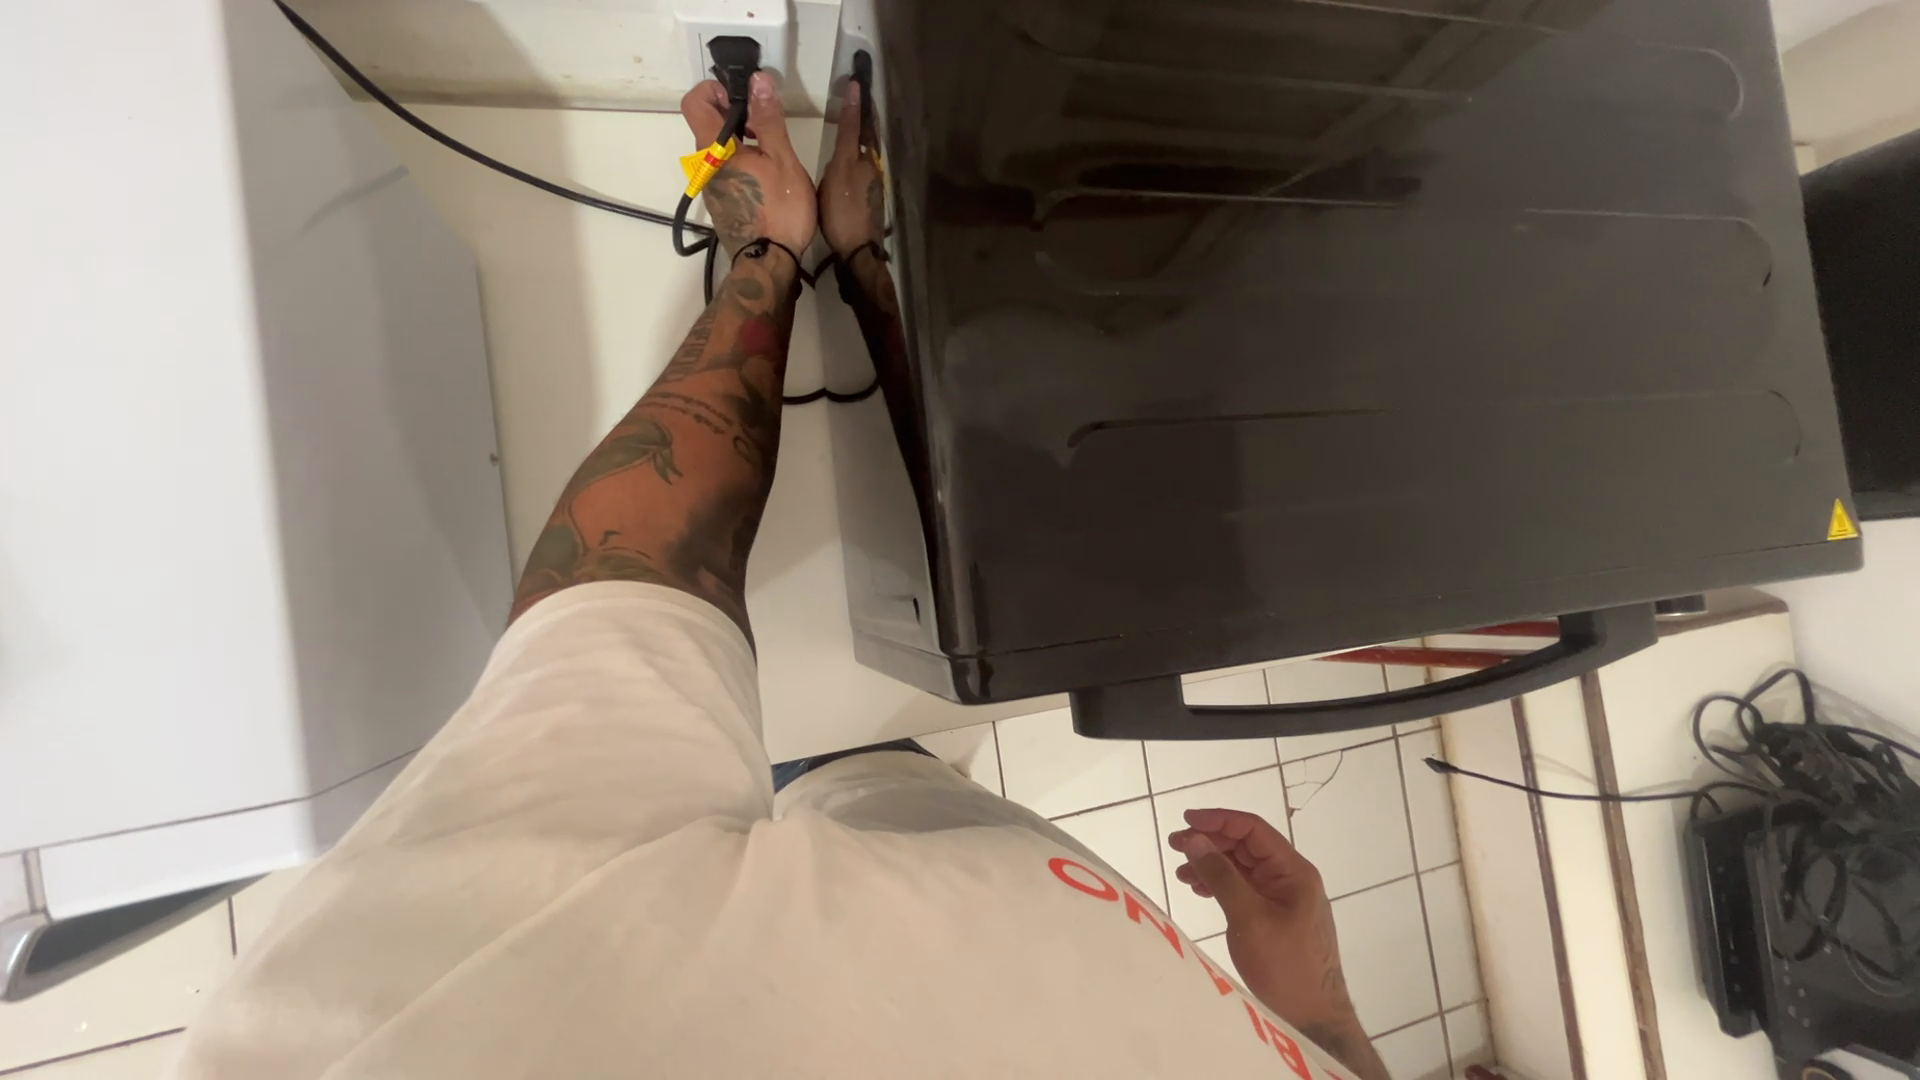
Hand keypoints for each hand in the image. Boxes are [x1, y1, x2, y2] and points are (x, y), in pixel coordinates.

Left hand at [680, 72, 816, 256]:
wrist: (769, 265)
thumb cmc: (779, 211)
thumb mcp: (782, 160)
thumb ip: (768, 119)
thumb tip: (758, 81)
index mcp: (714, 149)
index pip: (695, 101)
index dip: (715, 90)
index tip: (743, 100)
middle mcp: (705, 167)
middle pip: (709, 127)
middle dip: (737, 121)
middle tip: (767, 133)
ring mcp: (711, 189)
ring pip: (720, 154)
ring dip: (742, 148)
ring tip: (772, 163)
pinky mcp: (721, 207)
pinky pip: (727, 175)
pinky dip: (743, 170)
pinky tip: (767, 187)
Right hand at [817, 81, 885, 257]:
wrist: (859, 250)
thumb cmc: (843, 214)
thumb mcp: (834, 180)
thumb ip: (838, 160)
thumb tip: (843, 153)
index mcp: (859, 161)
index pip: (855, 126)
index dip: (854, 106)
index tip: (856, 83)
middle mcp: (870, 169)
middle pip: (867, 139)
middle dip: (864, 119)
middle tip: (862, 98)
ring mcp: (873, 186)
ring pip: (866, 155)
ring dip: (863, 138)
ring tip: (857, 122)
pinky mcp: (870, 200)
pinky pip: (864, 172)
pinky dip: (860, 159)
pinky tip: (854, 161)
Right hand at [1168, 809, 1355, 1027]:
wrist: (1314, 1021)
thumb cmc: (1285, 966)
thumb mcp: (1248, 917)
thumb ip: (1220, 874)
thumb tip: (1194, 838)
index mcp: (1293, 871)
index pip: (1252, 829)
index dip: (1218, 820)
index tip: (1186, 820)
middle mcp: (1290, 878)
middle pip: (1245, 846)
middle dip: (1210, 842)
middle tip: (1175, 846)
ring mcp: (1282, 898)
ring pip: (1241, 866)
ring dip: (1210, 864)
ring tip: (1181, 872)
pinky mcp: (1274, 915)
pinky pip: (1242, 887)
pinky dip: (1219, 884)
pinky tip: (1198, 889)